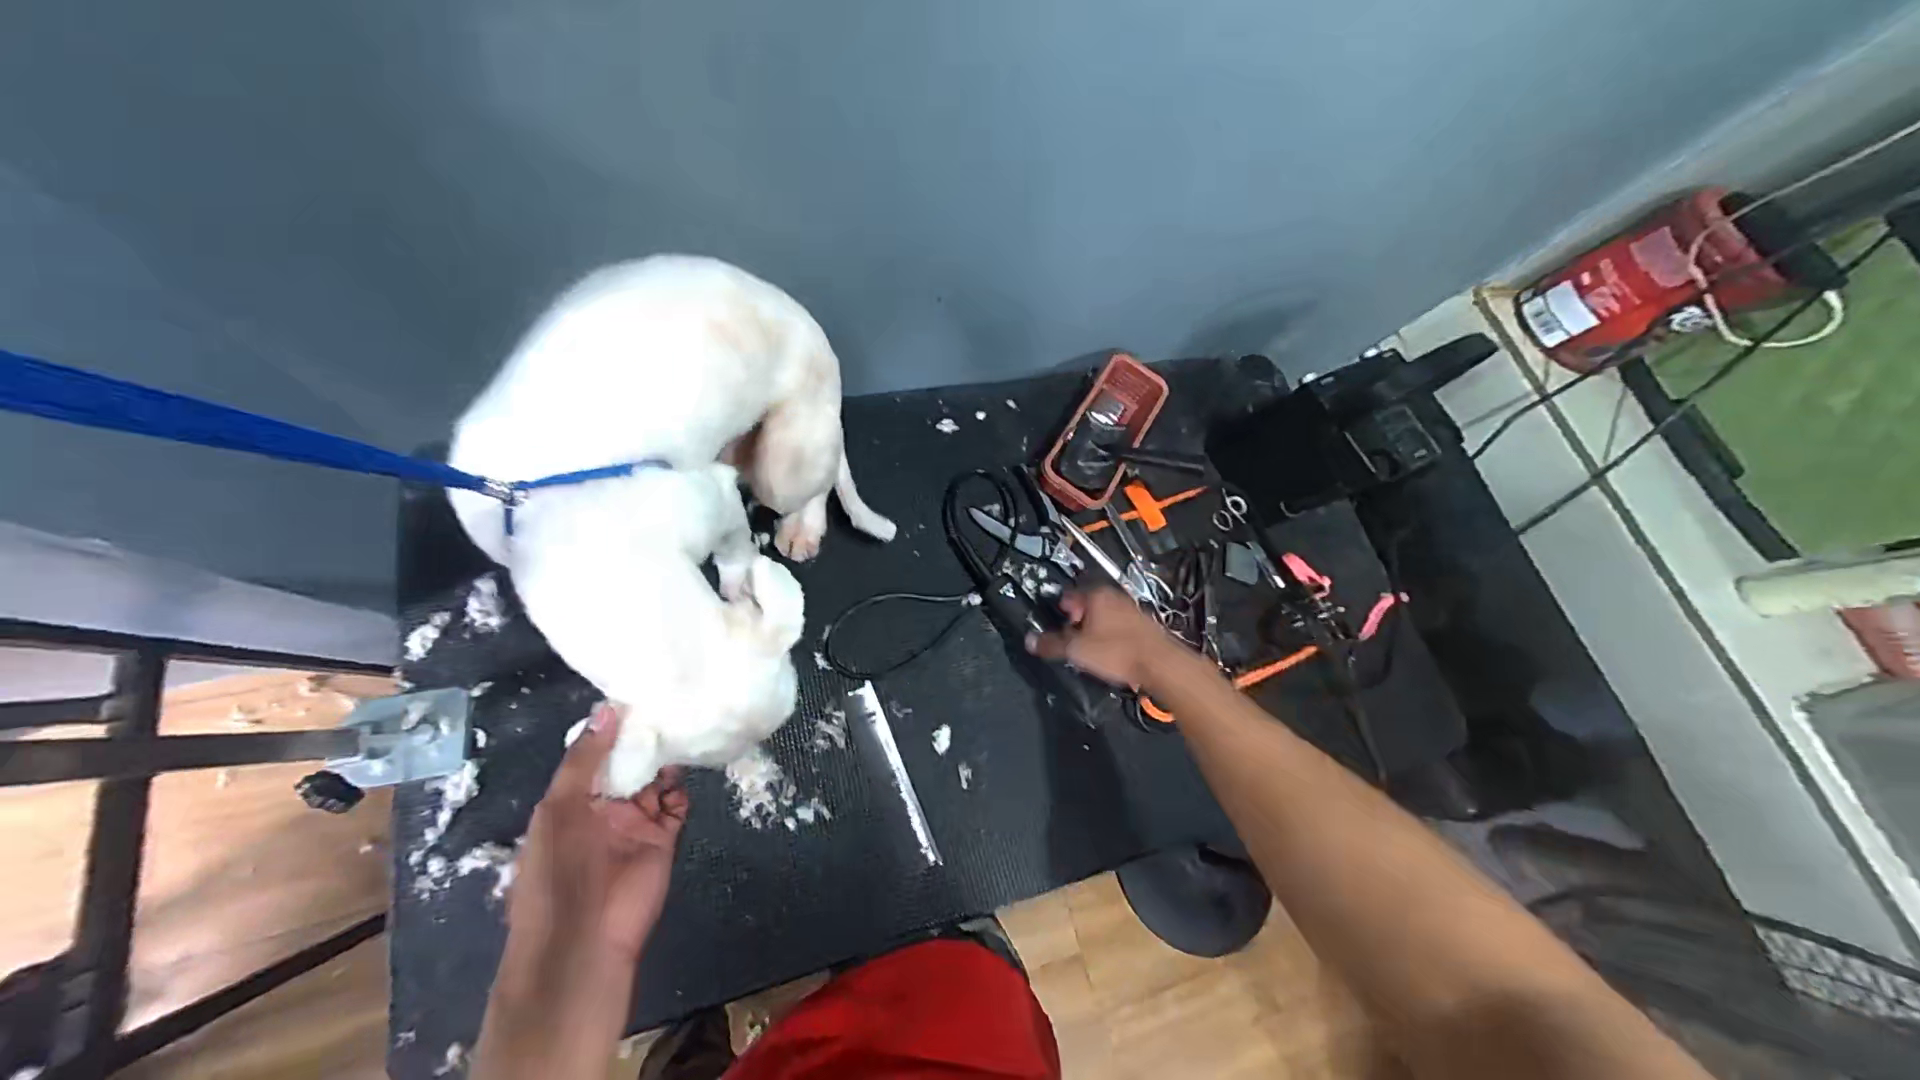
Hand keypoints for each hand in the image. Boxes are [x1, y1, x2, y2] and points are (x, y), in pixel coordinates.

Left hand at [508, 704, 688, 963]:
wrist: (583, 940)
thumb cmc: (558, 871)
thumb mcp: (560, 809)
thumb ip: (585, 760)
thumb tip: (608, 710)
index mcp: (571, 803)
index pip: (595, 758)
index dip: (612, 731)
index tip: (634, 697)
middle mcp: (604, 810)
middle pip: (629, 767)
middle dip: (644, 742)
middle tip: (667, 707)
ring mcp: (635, 825)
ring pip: (655, 783)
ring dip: (665, 762)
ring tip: (680, 732)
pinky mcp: (663, 839)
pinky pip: (676, 807)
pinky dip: (681, 790)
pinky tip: (684, 772)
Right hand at [1025, 586, 1181, 687]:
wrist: (1160, 665)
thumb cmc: (1119, 652)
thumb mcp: (1076, 650)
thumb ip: (1052, 644)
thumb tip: (1031, 641)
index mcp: (1096, 596)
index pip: (1069, 595)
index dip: (1060, 609)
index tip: (1056, 620)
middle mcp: (1115, 597)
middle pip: (1088, 604)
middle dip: (1077, 620)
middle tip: (1070, 637)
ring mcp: (1132, 610)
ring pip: (1105, 615)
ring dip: (1095, 628)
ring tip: (1089, 648)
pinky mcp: (1144, 626)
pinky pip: (1120, 627)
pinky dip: (1111, 636)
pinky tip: (1110, 653)